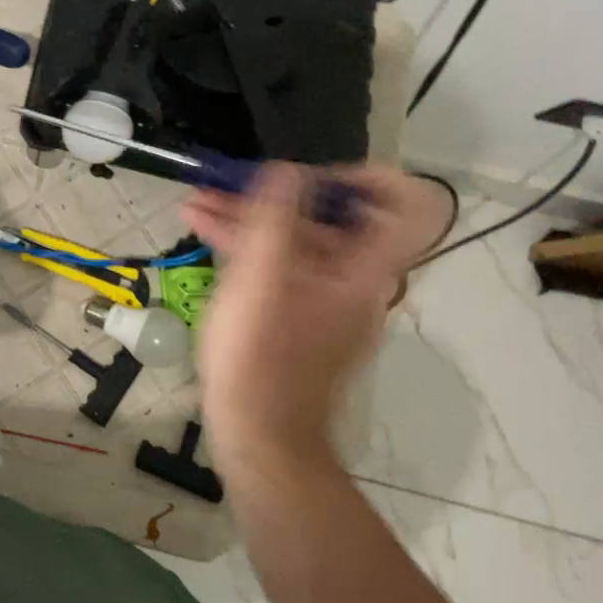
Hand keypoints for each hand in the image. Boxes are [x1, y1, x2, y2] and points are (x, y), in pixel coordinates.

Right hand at [182, 164, 440, 470]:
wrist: (259, 432)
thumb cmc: (260, 356)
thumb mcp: (261, 278)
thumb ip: (274, 218)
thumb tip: (288, 169)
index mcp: (364, 271)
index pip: (406, 205)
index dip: (365, 178)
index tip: (310, 177)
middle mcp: (355, 282)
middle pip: (330, 221)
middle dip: (274, 196)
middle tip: (224, 186)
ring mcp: (326, 303)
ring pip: (296, 245)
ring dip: (249, 220)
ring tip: (196, 207)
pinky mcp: (298, 321)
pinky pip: (282, 270)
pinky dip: (248, 250)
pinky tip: (206, 238)